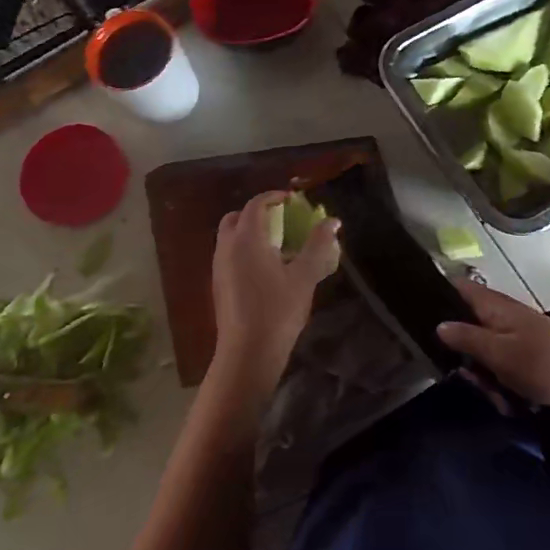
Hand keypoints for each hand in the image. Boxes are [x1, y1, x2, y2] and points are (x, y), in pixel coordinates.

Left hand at [209, 191, 339, 393]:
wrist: (247, 352)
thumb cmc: (278, 311)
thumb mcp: (304, 277)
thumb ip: (318, 246)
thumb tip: (332, 221)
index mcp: (246, 239)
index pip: (256, 205)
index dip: (273, 197)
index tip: (291, 199)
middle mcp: (226, 247)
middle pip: (236, 217)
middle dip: (257, 213)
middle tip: (281, 220)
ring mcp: (218, 266)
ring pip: (229, 237)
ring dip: (249, 232)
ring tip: (276, 245)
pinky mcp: (217, 284)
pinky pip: (228, 254)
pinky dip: (243, 249)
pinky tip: (264, 269)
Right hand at [436, 279, 549, 408]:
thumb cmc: (547, 365)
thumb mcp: (500, 354)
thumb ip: (466, 338)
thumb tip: (437, 325)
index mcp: (493, 307)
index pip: (455, 287)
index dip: (435, 294)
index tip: (416, 314)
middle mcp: (501, 316)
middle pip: (464, 329)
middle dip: (464, 359)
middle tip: (473, 379)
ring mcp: (515, 337)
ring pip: (481, 354)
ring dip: (486, 378)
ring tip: (501, 398)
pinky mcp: (526, 357)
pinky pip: (501, 368)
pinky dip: (503, 385)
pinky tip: (513, 402)